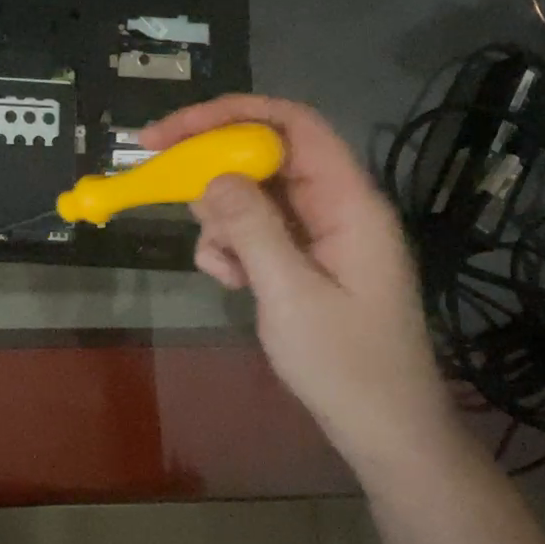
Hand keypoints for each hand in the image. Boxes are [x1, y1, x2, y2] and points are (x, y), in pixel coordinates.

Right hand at [141, 96, 455, 461]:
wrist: (383, 429)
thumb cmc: (346, 363)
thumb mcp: (290, 294)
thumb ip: (251, 228)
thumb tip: (211, 176)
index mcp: (348, 202)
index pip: (292, 126)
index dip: (231, 114)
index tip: (172, 131)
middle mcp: (334, 206)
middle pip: (263, 156)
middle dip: (210, 168)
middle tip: (161, 182)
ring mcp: (318, 234)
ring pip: (251, 196)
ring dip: (219, 220)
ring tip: (221, 265)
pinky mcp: (302, 259)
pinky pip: (253, 231)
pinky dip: (230, 248)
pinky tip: (231, 283)